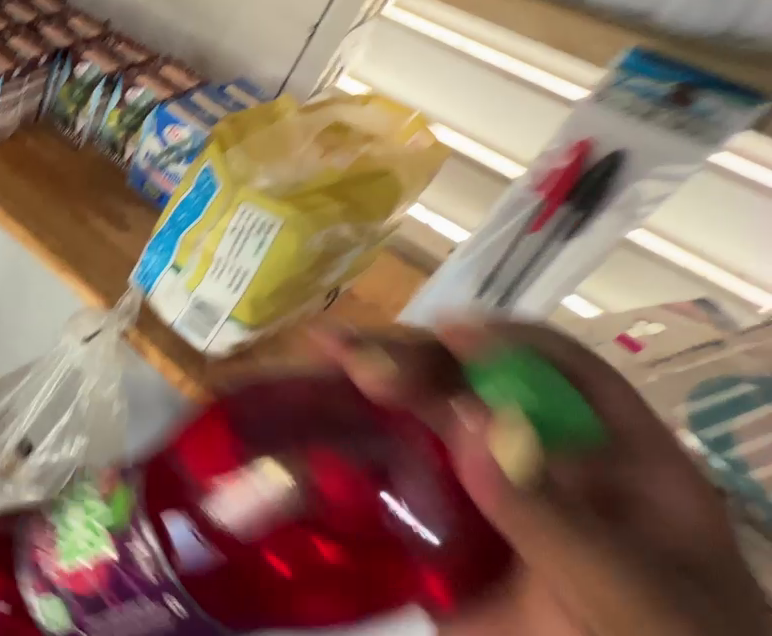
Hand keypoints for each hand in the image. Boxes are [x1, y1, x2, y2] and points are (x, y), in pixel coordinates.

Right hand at [314, 321, 770, 635]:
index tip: (449, 333)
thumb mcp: (631, 595)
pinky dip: (332, 451)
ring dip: (357, 386)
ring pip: (408, 420)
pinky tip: (297, 428)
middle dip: (408, 359)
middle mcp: (534, 461)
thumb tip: (469, 418)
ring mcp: (474, 494)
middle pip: (465, 384)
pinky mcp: (423, 531)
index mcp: (611, 464)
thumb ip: (553, 514)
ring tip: (312, 360)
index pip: (564, 374)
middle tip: (352, 357)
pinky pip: (375, 481)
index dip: (508, 344)